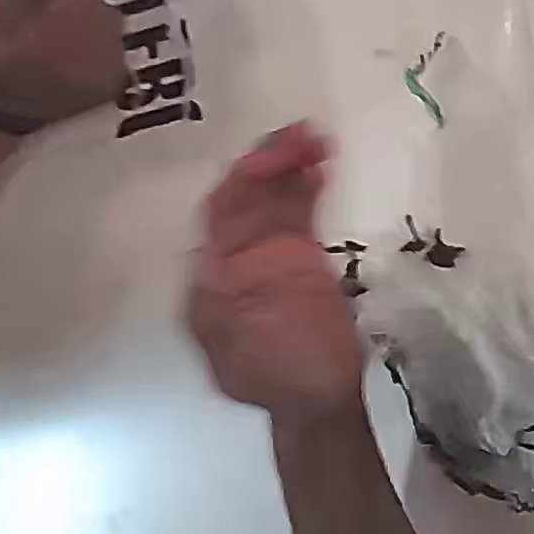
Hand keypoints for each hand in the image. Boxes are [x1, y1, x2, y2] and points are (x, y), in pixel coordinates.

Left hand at [187, 124, 365, 421]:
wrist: (319, 400)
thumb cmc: (285, 376)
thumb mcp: (252, 346)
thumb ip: (240, 306)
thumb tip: (228, 268)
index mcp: (213, 280)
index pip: (223, 212)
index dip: (247, 175)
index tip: (278, 151)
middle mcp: (235, 259)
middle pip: (247, 197)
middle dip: (272, 160)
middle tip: (306, 132)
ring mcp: (269, 256)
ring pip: (274, 201)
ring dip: (292, 166)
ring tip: (317, 140)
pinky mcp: (299, 259)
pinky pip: (299, 215)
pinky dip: (307, 189)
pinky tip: (320, 169)